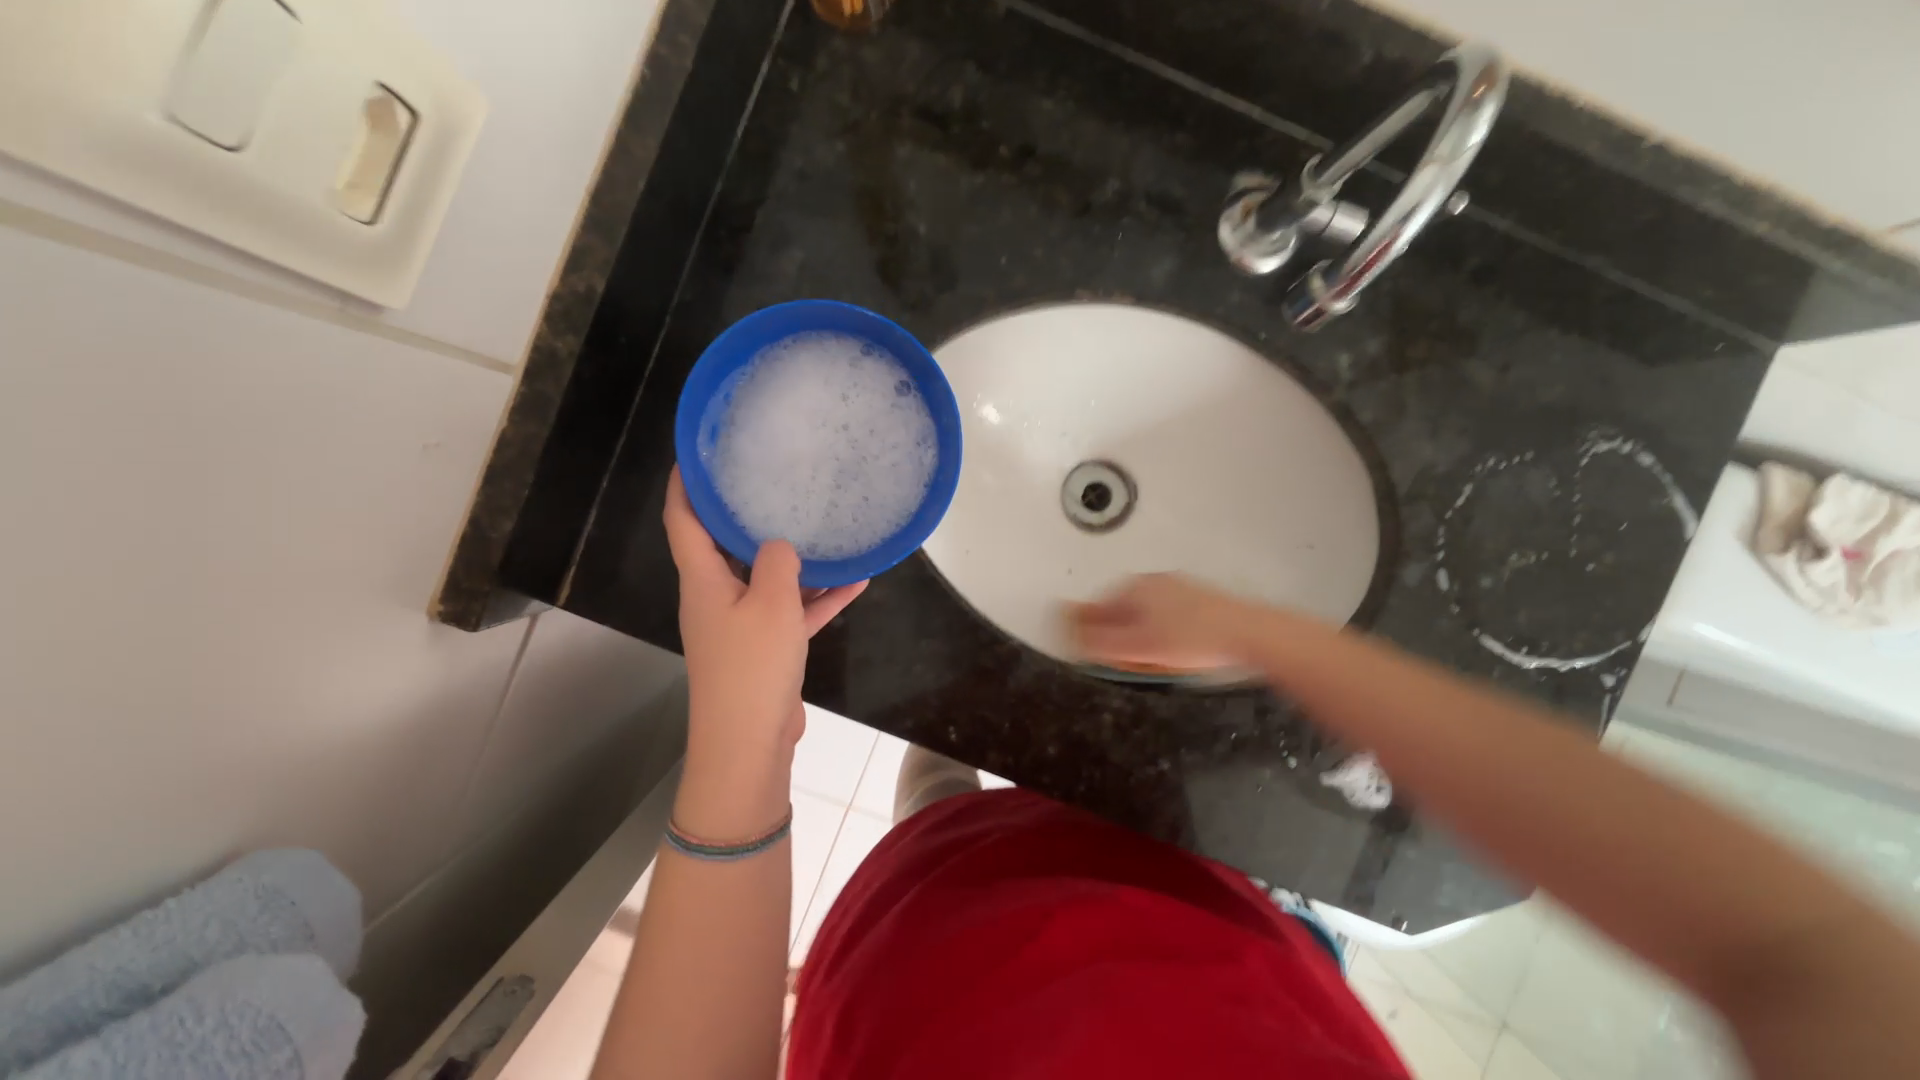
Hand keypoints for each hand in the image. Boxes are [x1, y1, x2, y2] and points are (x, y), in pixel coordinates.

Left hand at [663, 468, 866, 759]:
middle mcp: (715, 597)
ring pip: (765, 578)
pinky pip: (791, 613)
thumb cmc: (752, 666)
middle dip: (746, 513)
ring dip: (793, 557)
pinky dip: (817, 598)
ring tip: (821, 524)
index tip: (699, 452)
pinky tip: (856, 581)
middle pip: (725, 545)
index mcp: (702, 580)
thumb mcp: (772, 604)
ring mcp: (740, 625)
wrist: (749, 742)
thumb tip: (780, 545)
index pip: (683, 519)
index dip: (685, 483)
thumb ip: (779, 562)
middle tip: (774, 479)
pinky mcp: (765, 650)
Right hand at [1065, 573, 1258, 672]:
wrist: (1250, 635)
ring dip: (1142, 641)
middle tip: (1127, 666)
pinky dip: (1165, 639)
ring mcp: (1180, 589)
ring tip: (1153, 666)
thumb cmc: (1190, 641)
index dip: (1089, 636)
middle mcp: (1154, 582)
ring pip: (1146, 618)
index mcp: (1133, 587)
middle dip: (1118, 640)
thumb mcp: (1136, 647)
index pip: (1094, 609)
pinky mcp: (1201, 603)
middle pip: (1120, 613)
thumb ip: (1096, 640)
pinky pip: (1169, 621)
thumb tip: (1062, 630)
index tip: (1094, 658)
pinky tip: (1177, 657)